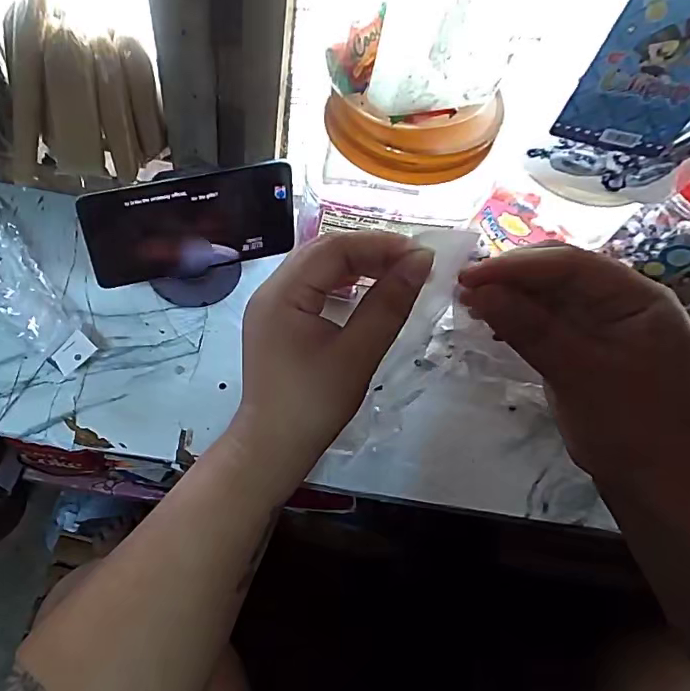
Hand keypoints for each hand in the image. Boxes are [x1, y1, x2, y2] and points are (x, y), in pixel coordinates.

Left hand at [227, 231, 432, 482]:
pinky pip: (309, 289)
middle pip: (320, 252)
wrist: (273, 445)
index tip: (420, 255)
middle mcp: (269, 292)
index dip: (379, 245)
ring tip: (395, 273)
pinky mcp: (275, 323)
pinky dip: (339, 285)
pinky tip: (365, 293)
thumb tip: (419, 262)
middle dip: (368, 251)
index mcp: (281, 294)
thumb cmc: (313, 403)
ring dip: (355, 266)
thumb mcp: (358, 353)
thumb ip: (389, 303)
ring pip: (314, 269)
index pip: (332, 248)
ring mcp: (269, 307)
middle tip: (412, 262)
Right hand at [457, 245, 689, 485]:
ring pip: (549, 298)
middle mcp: (622, 304)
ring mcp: (603, 327)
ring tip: (468, 304)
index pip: (570, 265)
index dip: (516, 265)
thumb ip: (530, 328)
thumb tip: (479, 292)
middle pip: (560, 274)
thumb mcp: (579, 373)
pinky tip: (492, 325)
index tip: (468, 276)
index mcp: (637, 298)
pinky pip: (547, 323)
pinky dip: (518, 320)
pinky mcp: (585, 350)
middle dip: (511, 276)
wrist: (663, 482)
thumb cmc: (633, 425)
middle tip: (462, 287)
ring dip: (510, 297)